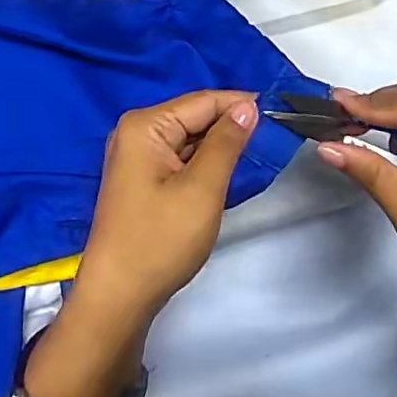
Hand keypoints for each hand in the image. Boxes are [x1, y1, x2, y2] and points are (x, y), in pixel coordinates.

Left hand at [18, 92, 258, 396]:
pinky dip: (202, 161)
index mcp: (144, 125)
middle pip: (192, 116)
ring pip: (187, 137)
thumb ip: (226, 143)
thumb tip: (247, 107)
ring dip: (218, 144)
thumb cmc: (159, 240)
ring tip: (257, 152)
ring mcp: (136, 155)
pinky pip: (178, 156)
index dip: (239, 104)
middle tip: (273, 136)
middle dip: (229, 124)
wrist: (118, 295)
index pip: (201, 101)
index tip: (278, 112)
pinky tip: (225, 169)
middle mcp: (135, 131)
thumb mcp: (201, 190)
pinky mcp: (141, 176)